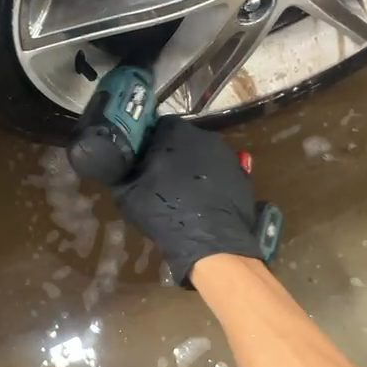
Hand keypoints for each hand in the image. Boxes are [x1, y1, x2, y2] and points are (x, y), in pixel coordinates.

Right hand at [110, 118, 263, 285]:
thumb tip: (123, 165)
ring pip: (205, 155)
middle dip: (174, 152)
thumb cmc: (164, 211)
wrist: (210, 241)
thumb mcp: (127, 193)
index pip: (160, 125)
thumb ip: (124, 171)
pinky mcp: (243, 175)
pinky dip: (213, 181)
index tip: (145, 158)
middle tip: (163, 174)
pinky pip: (221, 173)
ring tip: (185, 189)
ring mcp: (228, 155)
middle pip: (185, 138)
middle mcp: (205, 136)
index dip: (151, 141)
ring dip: (195, 166)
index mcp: (176, 133)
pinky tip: (205, 200)